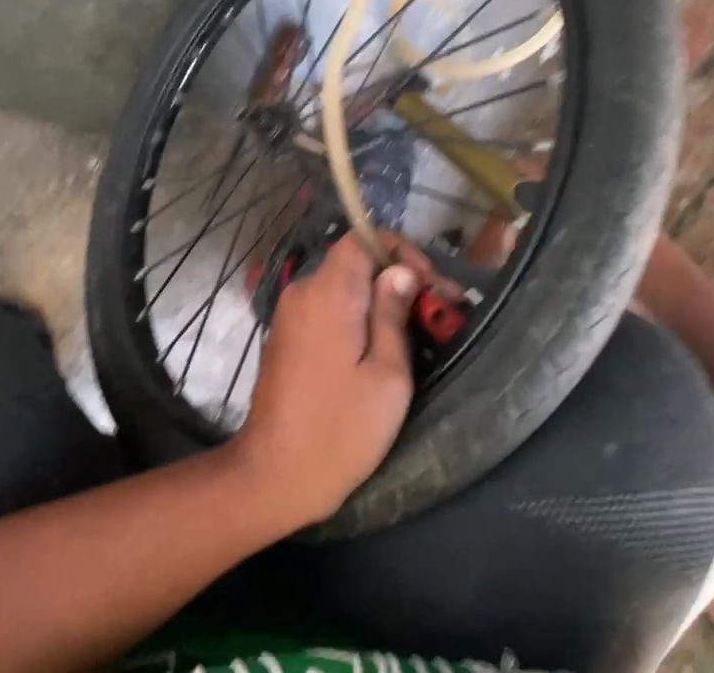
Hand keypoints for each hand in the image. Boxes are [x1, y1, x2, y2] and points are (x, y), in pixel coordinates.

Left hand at [226, 235, 421, 526]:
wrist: (276, 473)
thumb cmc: (341, 428)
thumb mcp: (387, 375)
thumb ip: (393, 315)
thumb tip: (400, 271)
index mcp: (327, 293)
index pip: (361, 239)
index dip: (400, 252)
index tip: (429, 286)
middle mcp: (302, 293)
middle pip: (353, 263)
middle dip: (396, 278)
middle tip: (437, 314)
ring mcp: (289, 316)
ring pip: (341, 288)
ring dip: (379, 301)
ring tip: (418, 333)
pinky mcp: (287, 338)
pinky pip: (327, 310)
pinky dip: (356, 318)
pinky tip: (382, 348)